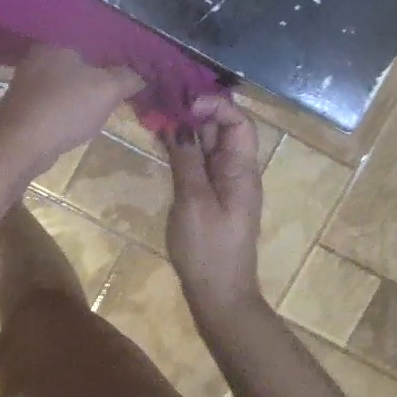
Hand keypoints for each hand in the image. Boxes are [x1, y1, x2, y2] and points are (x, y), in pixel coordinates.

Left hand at [0, 46, 144, 165]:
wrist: (21, 143)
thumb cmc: (65, 108)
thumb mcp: (107, 89)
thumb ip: (126, 78)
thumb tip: (139, 75)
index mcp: (54, 45)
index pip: (88, 45)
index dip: (109, 60)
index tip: (123, 78)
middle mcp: (35, 59)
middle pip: (74, 66)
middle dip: (92, 81)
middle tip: (112, 98)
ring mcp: (23, 84)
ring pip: (60, 86)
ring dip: (77, 98)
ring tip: (95, 113)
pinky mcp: (19, 107)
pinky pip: (49, 104)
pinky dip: (62, 112)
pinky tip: (71, 125)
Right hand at [165, 95, 267, 324]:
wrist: (218, 294)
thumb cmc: (208, 249)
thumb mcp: (194, 201)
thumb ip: (187, 159)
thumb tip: (180, 122)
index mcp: (242, 170)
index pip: (239, 122)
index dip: (214, 105)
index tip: (182, 104)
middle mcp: (236, 171)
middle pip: (223, 128)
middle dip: (195, 111)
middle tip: (160, 102)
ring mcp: (222, 183)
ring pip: (208, 143)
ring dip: (185, 127)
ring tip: (155, 114)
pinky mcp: (208, 194)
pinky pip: (198, 160)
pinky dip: (182, 146)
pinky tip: (160, 139)